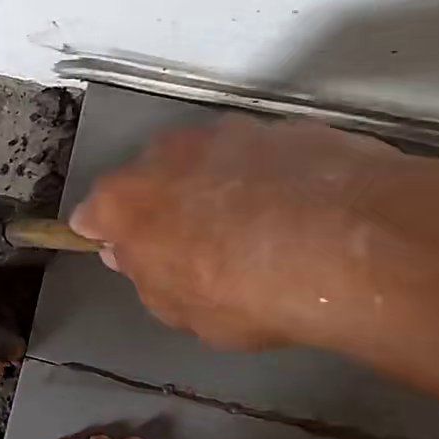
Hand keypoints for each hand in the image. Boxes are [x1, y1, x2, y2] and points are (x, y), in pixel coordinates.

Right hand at [68, 115, 438, 407]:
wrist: (345, 245)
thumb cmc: (243, 293)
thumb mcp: (181, 311)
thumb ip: (145, 276)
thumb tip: (129, 252)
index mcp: (127, 198)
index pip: (93, 213)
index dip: (108, 234)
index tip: (126, 253)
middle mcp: (168, 152)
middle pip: (151, 177)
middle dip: (164, 205)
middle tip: (196, 245)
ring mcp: (229, 132)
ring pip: (208, 160)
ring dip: (217, 186)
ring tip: (258, 229)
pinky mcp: (285, 127)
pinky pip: (262, 156)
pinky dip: (269, 177)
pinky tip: (300, 212)